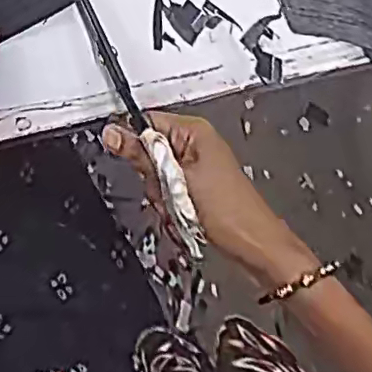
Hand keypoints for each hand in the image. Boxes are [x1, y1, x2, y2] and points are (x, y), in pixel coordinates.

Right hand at [102, 111, 318, 284]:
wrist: (259, 250)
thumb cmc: (230, 213)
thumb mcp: (176, 181)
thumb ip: (141, 155)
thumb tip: (113, 133)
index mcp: (193, 130)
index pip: (145, 121)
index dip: (132, 140)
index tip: (126, 157)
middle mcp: (195, 143)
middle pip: (149, 150)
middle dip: (151, 177)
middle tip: (167, 191)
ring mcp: (196, 165)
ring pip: (156, 174)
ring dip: (161, 195)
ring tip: (179, 207)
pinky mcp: (197, 186)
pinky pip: (168, 189)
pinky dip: (170, 205)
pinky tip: (183, 216)